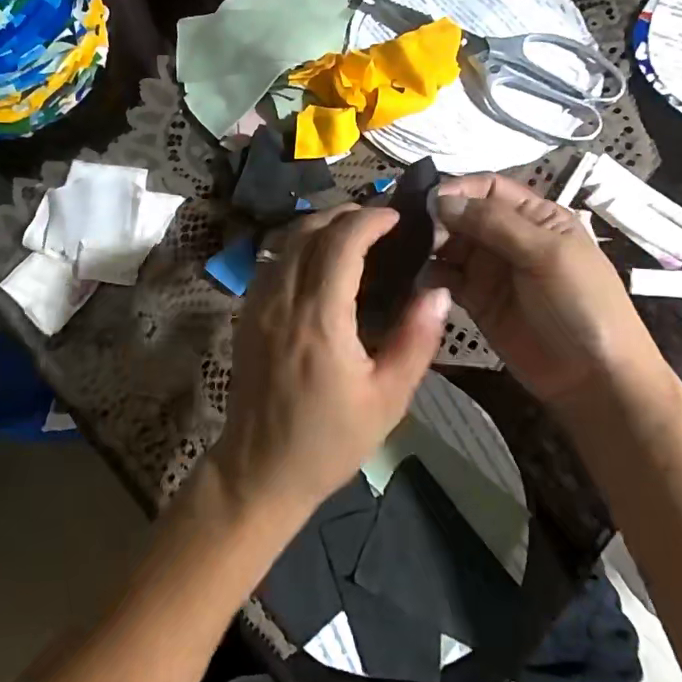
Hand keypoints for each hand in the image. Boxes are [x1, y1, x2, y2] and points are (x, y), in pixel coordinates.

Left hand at [213, 205, 454, 519]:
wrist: (260, 466)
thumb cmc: (329, 440)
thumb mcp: (387, 398)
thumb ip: (414, 339)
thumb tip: (437, 290)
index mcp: (319, 320)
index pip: (339, 244)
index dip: (369, 221)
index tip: (398, 216)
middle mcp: (280, 303)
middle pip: (306, 234)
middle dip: (343, 216)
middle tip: (379, 221)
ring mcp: (255, 308)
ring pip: (282, 244)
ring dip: (316, 228)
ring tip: (352, 234)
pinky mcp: (244, 317)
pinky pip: (269, 265)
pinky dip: (294, 248)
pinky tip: (318, 261)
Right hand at [429, 173, 668, 412]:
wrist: (592, 376)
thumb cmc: (582, 305)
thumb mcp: (547, 254)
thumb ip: (494, 224)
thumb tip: (440, 199)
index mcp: (535, 217)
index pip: (487, 188)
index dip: (457, 189)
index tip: (425, 201)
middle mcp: (507, 238)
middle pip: (460, 214)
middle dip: (433, 218)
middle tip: (407, 232)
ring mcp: (487, 269)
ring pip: (445, 245)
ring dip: (425, 246)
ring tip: (405, 254)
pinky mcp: (472, 298)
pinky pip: (441, 277)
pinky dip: (425, 275)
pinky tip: (414, 280)